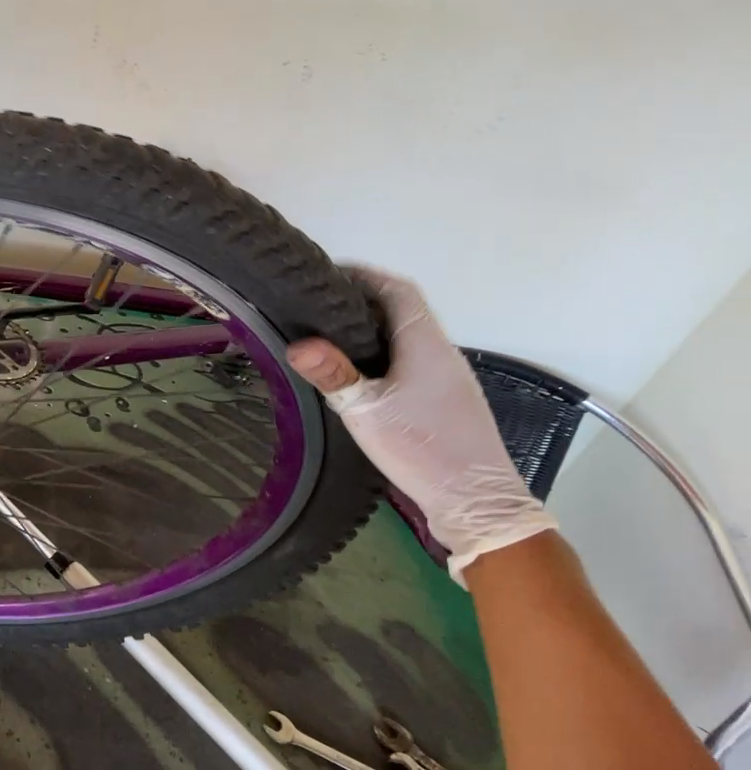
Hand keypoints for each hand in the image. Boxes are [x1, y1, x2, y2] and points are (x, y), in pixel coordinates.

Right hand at [284, 265, 557, 584]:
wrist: (479, 502)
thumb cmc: (421, 448)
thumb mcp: (365, 411)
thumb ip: (332, 374)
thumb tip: (297, 343)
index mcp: (426, 345)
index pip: (399, 290)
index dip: (365, 275)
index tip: (326, 274)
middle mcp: (443, 353)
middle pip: (403, 310)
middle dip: (361, 300)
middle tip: (315, 303)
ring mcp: (449, 378)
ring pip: (408, 336)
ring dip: (372, 327)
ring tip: (328, 333)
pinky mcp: (447, 399)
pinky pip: (413, 359)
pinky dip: (383, 351)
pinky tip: (359, 371)